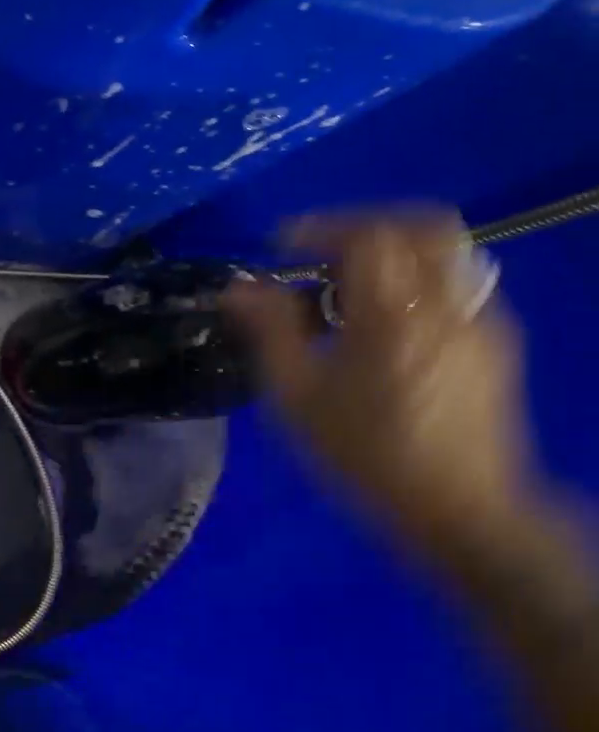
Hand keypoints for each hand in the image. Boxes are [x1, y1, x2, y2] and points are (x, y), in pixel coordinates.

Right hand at [224, 210, 543, 571]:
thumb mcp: (296, 397)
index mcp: (396, 319)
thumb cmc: (362, 453)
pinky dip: (409, 284)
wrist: (460, 506)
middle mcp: (450, 308)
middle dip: (365, 226)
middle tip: (317, 251)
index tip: (280, 245)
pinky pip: (452, 288)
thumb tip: (237, 287)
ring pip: (443, 255)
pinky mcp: (494, 343)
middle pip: (424, 228)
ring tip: (340, 292)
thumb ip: (269, 331)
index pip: (370, 238)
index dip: (321, 229)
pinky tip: (373, 324)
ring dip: (388, 255)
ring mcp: (482, 323)